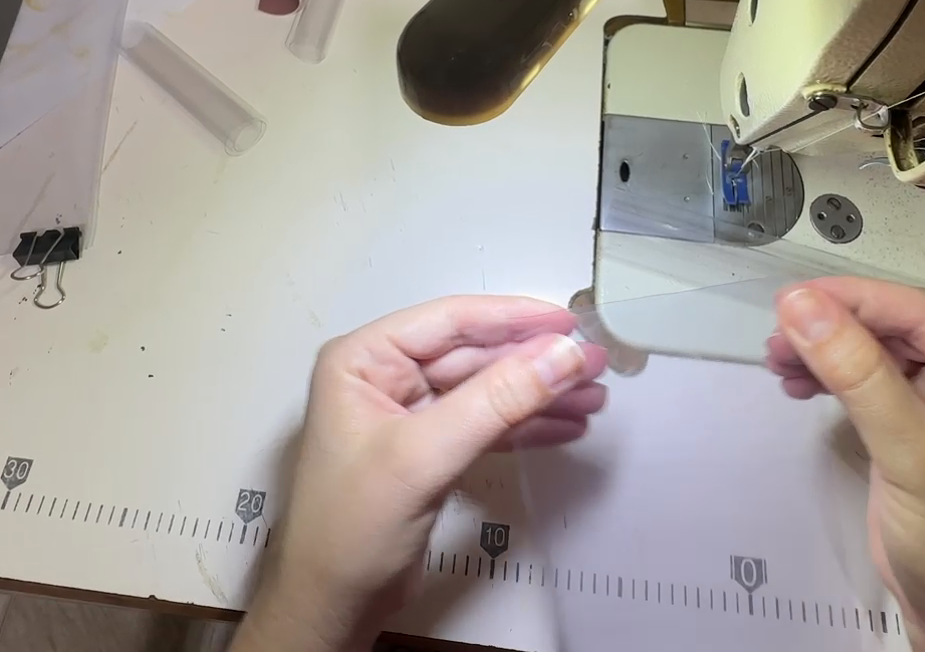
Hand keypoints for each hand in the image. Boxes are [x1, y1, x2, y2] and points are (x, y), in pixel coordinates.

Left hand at [233, 296, 608, 651]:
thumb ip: (497, 400)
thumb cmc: (349, 529)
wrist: (331, 607)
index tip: (566, 322)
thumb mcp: (424, 455)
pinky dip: (526, 424)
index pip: (450, 320)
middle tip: (592, 362)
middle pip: (475, 353)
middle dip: (535, 360)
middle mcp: (387, 374)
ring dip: (539, 393)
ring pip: (487, 388)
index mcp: (366, 357)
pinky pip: (487, 422)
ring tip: (592, 394)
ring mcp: (410, 410)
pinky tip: (566, 424)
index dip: (512, 317)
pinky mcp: (431, 445)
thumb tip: (560, 356)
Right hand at [766, 278, 924, 651]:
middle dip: (833, 330)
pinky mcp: (921, 425)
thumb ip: (860, 377)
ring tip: (778, 361)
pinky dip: (830, 377)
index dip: (855, 300)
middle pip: (897, 330)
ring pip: (877, 351)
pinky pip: (870, 380)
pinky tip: (798, 383)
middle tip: (777, 339)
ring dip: (825, 351)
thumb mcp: (917, 462)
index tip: (790, 300)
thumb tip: (800, 304)